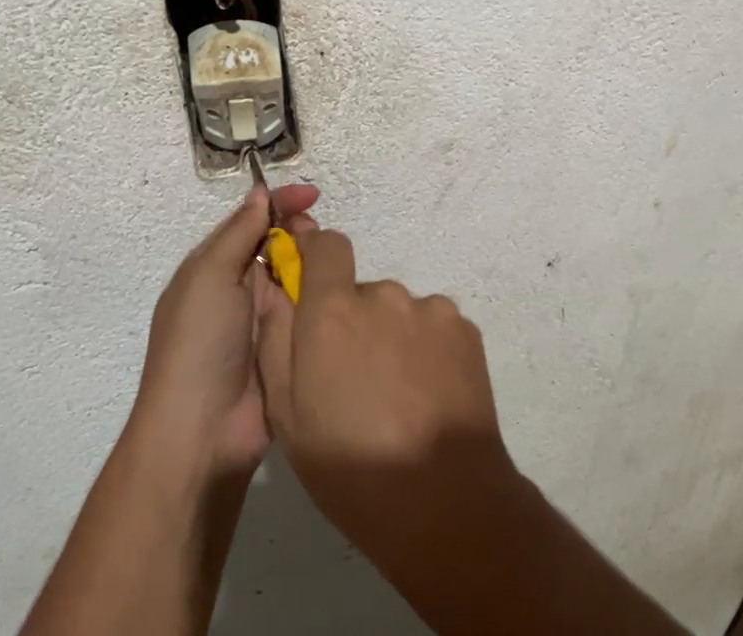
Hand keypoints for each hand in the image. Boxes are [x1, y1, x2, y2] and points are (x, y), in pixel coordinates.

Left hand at [134, 183, 319, 476]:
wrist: (203, 432)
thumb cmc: (199, 344)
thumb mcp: (209, 276)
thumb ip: (238, 233)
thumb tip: (261, 194)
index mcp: (212, 270)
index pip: (250, 223)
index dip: (279, 204)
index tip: (313, 196)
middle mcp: (239, 292)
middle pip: (278, 249)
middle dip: (302, 234)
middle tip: (324, 236)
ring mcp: (265, 325)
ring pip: (299, 281)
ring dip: (317, 268)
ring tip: (339, 264)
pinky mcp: (289, 352)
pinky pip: (311, 317)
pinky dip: (326, 304)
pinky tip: (347, 297)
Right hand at [256, 229, 511, 539]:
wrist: (442, 498)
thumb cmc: (348, 462)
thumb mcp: (285, 410)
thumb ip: (276, 337)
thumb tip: (276, 288)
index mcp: (333, 311)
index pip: (326, 245)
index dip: (316, 260)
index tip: (310, 289)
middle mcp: (385, 296)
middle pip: (361, 292)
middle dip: (352, 322)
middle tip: (354, 381)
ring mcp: (432, 311)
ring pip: (399, 313)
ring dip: (391, 338)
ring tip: (396, 397)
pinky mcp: (467, 331)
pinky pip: (433, 328)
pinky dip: (425, 351)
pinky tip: (425, 397)